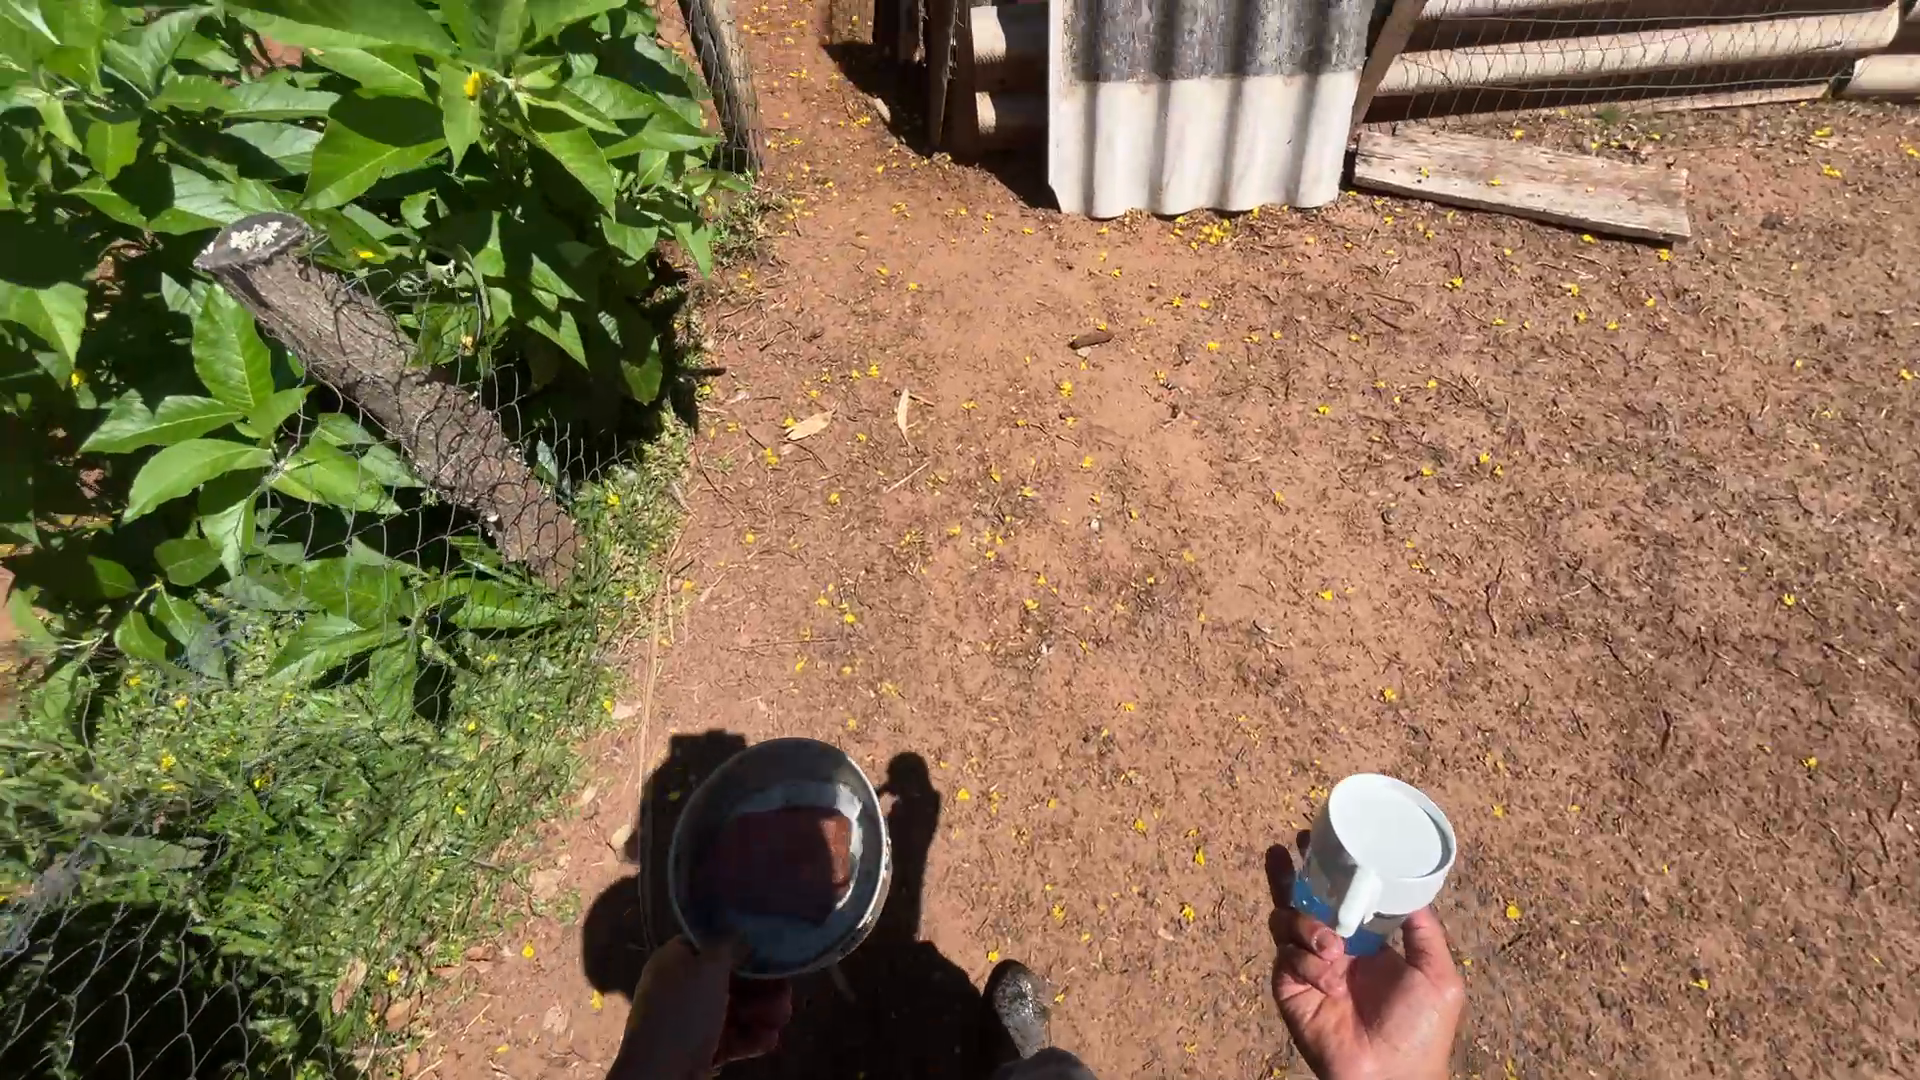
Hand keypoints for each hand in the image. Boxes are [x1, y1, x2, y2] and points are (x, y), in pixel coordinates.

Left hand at [612, 936, 791, 1079]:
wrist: (657, 1078)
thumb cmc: (684, 1012)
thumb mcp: (709, 966)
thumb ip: (729, 943)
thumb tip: (741, 928)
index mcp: (676, 960)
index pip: (713, 943)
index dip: (742, 944)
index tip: (771, 948)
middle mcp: (681, 987)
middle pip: (730, 978)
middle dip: (762, 985)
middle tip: (786, 991)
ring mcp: (689, 1021)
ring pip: (734, 1009)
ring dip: (762, 1011)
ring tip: (784, 1017)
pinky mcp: (698, 1051)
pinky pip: (729, 1037)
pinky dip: (750, 1037)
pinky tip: (771, 1039)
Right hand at [1266, 837, 1464, 1079]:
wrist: (1389, 1076)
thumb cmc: (1420, 1030)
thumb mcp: (1438, 978)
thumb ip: (1425, 930)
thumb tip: (1414, 885)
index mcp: (1363, 939)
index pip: (1338, 894)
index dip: (1326, 868)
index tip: (1318, 840)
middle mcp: (1330, 944)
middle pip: (1299, 896)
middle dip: (1290, 873)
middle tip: (1286, 852)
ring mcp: (1306, 962)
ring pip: (1287, 918)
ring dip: (1306, 924)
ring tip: (1331, 946)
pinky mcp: (1287, 981)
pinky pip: (1286, 953)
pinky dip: (1306, 960)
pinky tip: (1327, 980)